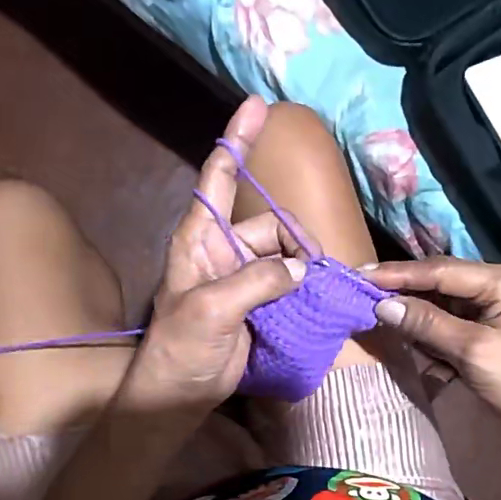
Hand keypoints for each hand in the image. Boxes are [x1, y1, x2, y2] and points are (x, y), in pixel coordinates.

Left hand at [120, 97, 306, 413]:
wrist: (181, 392)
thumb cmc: (180, 346)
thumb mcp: (211, 309)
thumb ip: (257, 282)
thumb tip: (301, 267)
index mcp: (200, 239)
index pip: (218, 177)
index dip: (237, 141)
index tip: (257, 106)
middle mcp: (222, 250)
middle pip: (268, 223)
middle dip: (294, 237)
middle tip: (313, 267)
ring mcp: (241, 276)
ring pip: (283, 253)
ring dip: (302, 265)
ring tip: (316, 285)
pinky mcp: (257, 302)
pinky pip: (287, 280)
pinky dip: (304, 283)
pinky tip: (319, 291)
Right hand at [365, 257, 500, 441]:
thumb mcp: (469, 350)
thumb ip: (426, 323)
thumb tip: (382, 305)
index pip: (442, 270)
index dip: (401, 273)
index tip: (364, 276)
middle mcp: (494, 280)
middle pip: (436, 277)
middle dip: (401, 284)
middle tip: (361, 285)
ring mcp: (483, 299)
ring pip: (434, 294)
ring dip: (407, 301)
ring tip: (372, 301)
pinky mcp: (473, 318)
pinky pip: (438, 311)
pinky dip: (418, 318)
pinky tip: (396, 318)